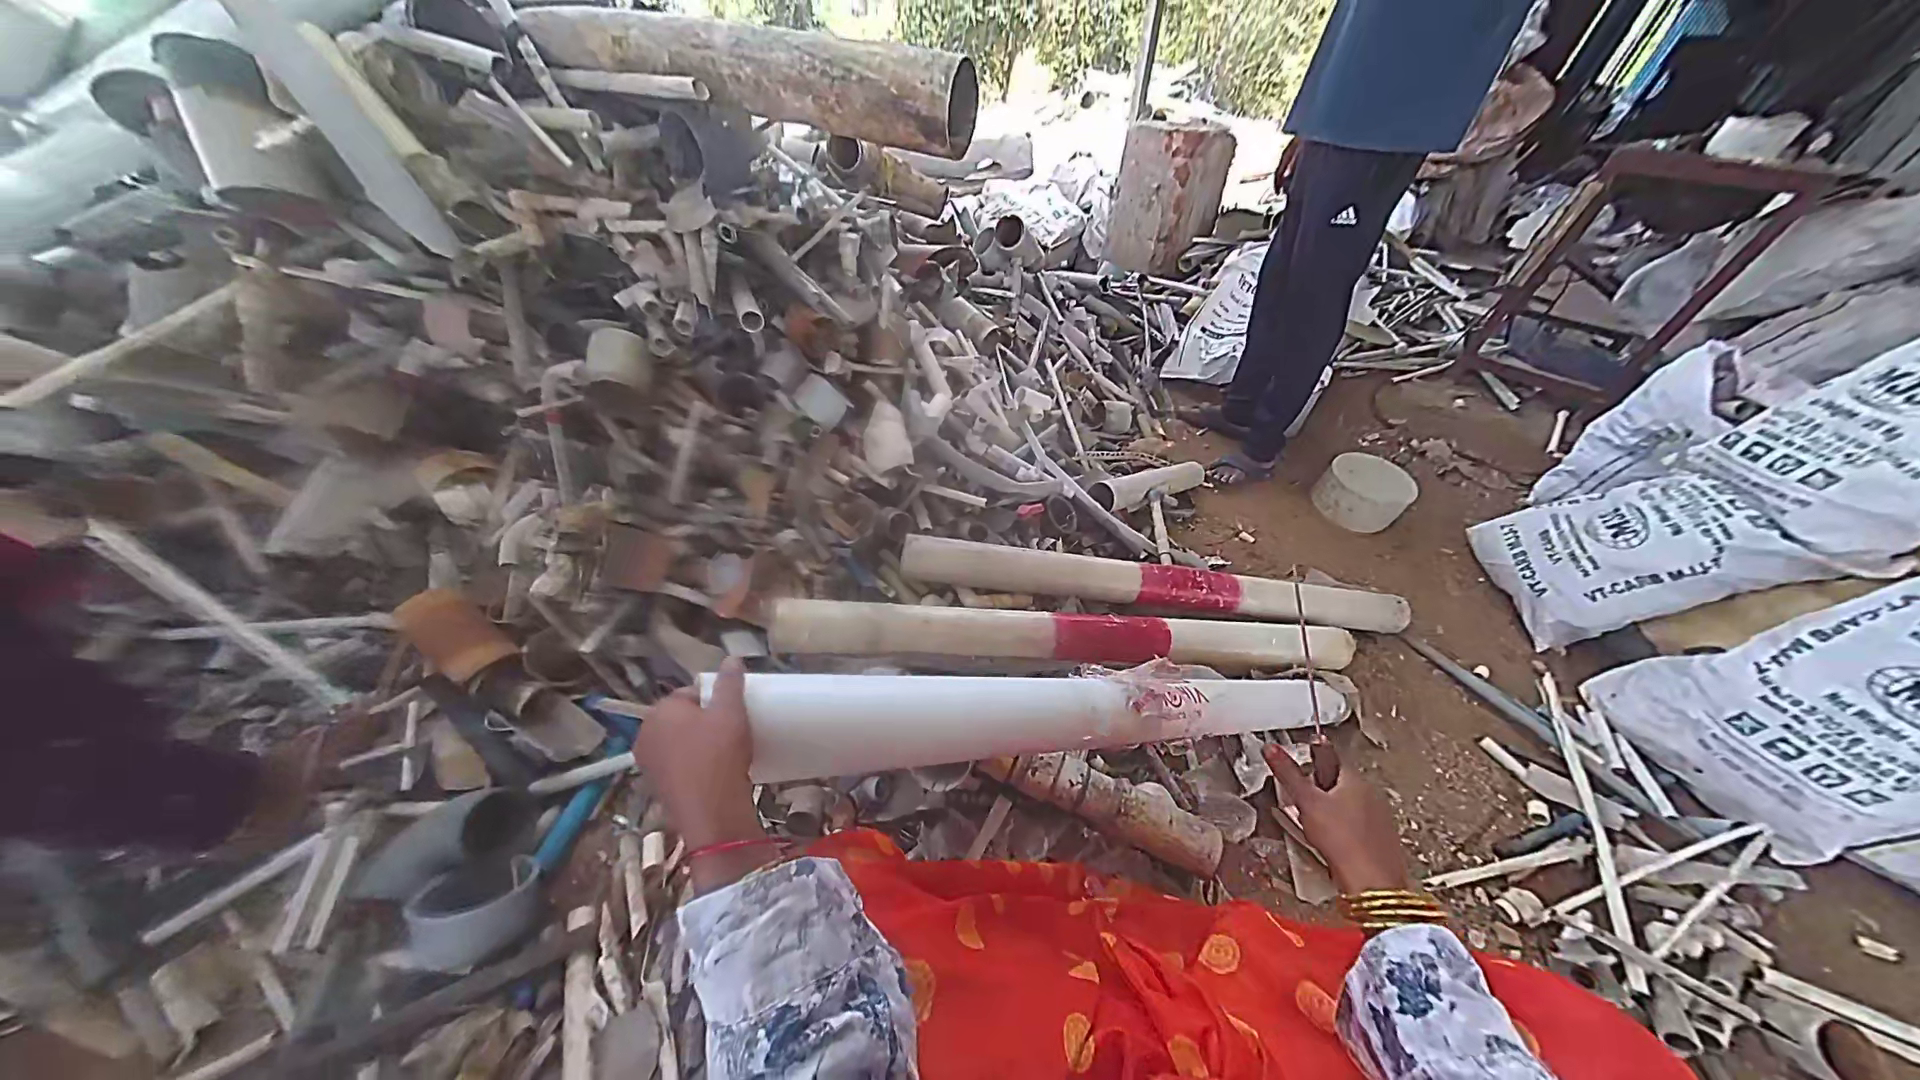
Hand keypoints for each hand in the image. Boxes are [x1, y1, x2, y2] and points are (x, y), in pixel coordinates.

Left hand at [632, 659, 772, 890]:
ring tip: (728, 749)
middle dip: (705, 720)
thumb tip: (732, 658)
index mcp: (660, 711)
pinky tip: (715, 770)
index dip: (714, 699)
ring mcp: (649, 764)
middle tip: (734, 728)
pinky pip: (680, 765)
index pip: (690, 693)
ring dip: (700, 742)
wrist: (711, 812)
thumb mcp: (731, 711)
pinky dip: (694, 763)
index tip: (734, 710)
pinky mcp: (658, 787)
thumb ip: (730, 682)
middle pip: (683, 717)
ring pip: (681, 742)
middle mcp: (646, 734)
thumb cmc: (719, 753)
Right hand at [1265, 740, 1408, 894]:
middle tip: (1302, 801)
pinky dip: (1342, 829)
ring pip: (1347, 804)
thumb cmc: (1342, 839)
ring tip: (1314, 824)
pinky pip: (1356, 825)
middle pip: (1338, 782)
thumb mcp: (1306, 801)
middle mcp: (1372, 795)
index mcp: (1356, 780)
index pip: (1330, 757)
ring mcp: (1380, 819)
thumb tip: (1272, 749)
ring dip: (1330, 810)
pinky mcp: (1381, 840)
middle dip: (1319, 789)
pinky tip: (1332, 841)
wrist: (1371, 884)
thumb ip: (1288, 773)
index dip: (1310, 762)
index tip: (1299, 770)